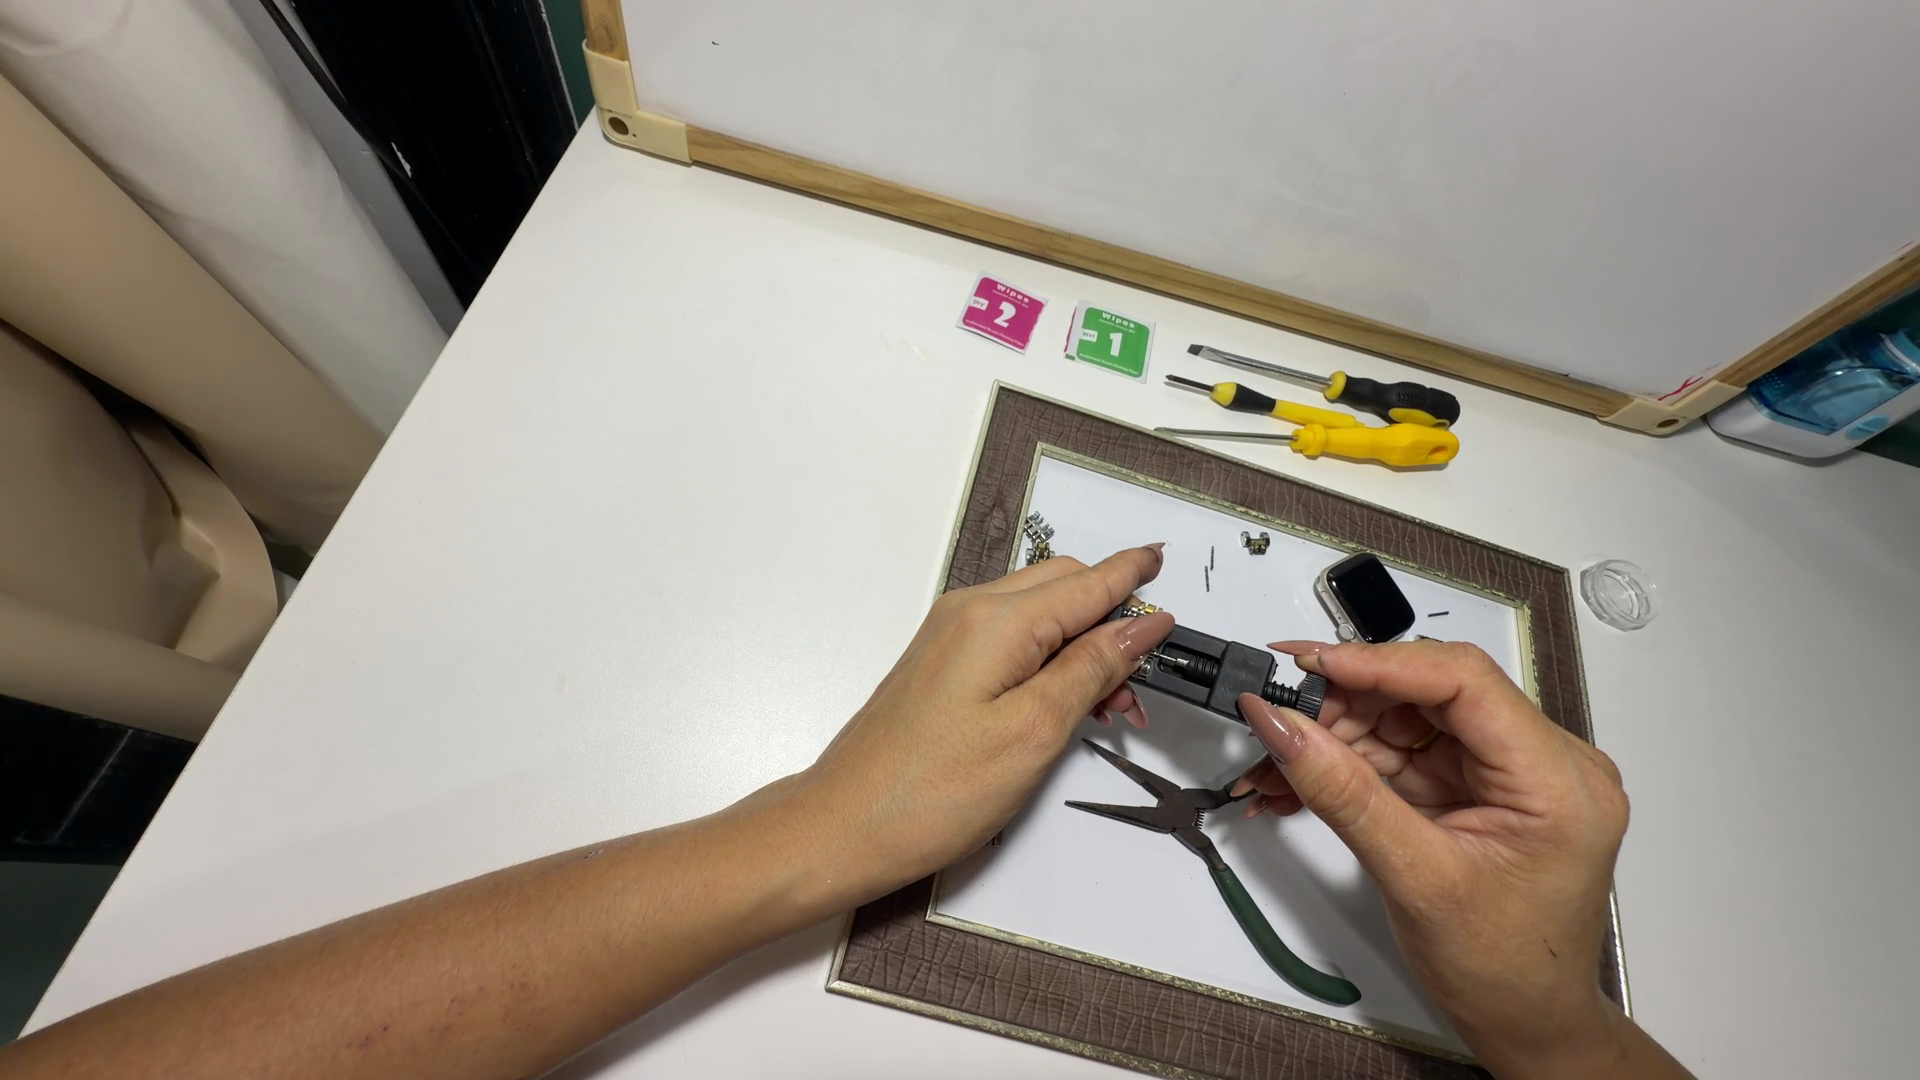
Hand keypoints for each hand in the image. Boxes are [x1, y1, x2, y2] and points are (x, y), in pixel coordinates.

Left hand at [791, 548, 1174, 902]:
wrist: (845, 824)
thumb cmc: (932, 791)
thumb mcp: (1034, 731)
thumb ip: (1091, 669)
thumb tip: (1141, 626)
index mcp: (997, 621)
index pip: (1085, 583)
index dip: (1131, 576)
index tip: (1163, 562)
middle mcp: (970, 612)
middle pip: (1061, 587)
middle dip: (1110, 618)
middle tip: (1143, 675)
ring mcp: (951, 634)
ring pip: (1038, 613)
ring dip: (1081, 642)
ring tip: (1109, 705)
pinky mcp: (942, 660)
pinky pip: (1010, 636)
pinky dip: (1047, 655)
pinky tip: (1064, 698)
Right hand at [1233, 641, 1669, 1077]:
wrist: (1523, 1018)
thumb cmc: (1506, 968)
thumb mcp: (1415, 877)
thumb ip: (1342, 792)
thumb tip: (1279, 723)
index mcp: (1556, 780)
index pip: (1462, 681)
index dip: (1377, 662)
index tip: (1305, 664)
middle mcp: (1533, 759)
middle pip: (1420, 690)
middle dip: (1339, 702)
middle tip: (1276, 717)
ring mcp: (1494, 767)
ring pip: (1393, 713)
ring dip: (1326, 732)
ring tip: (1272, 763)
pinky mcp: (1460, 778)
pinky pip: (1386, 745)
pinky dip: (1335, 758)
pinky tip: (1294, 778)